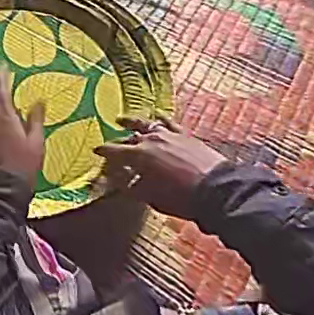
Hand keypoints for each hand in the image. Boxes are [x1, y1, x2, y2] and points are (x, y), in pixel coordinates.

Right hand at [95, 118, 226, 221]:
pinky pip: (168, 122)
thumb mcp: (153, 197)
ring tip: (122, 119)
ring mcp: (169, 134)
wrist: (217, 189)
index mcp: (140, 155)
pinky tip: (157, 117)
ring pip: (146, 124)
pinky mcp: (184, 134)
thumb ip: (135, 188)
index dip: (104, 152)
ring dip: (132, 123)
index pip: (114, 151)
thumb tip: (124, 183)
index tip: (96, 151)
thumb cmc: (182, 197)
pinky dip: (160, 119)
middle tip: (111, 146)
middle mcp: (152, 139)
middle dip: (118, 142)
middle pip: (129, 138)